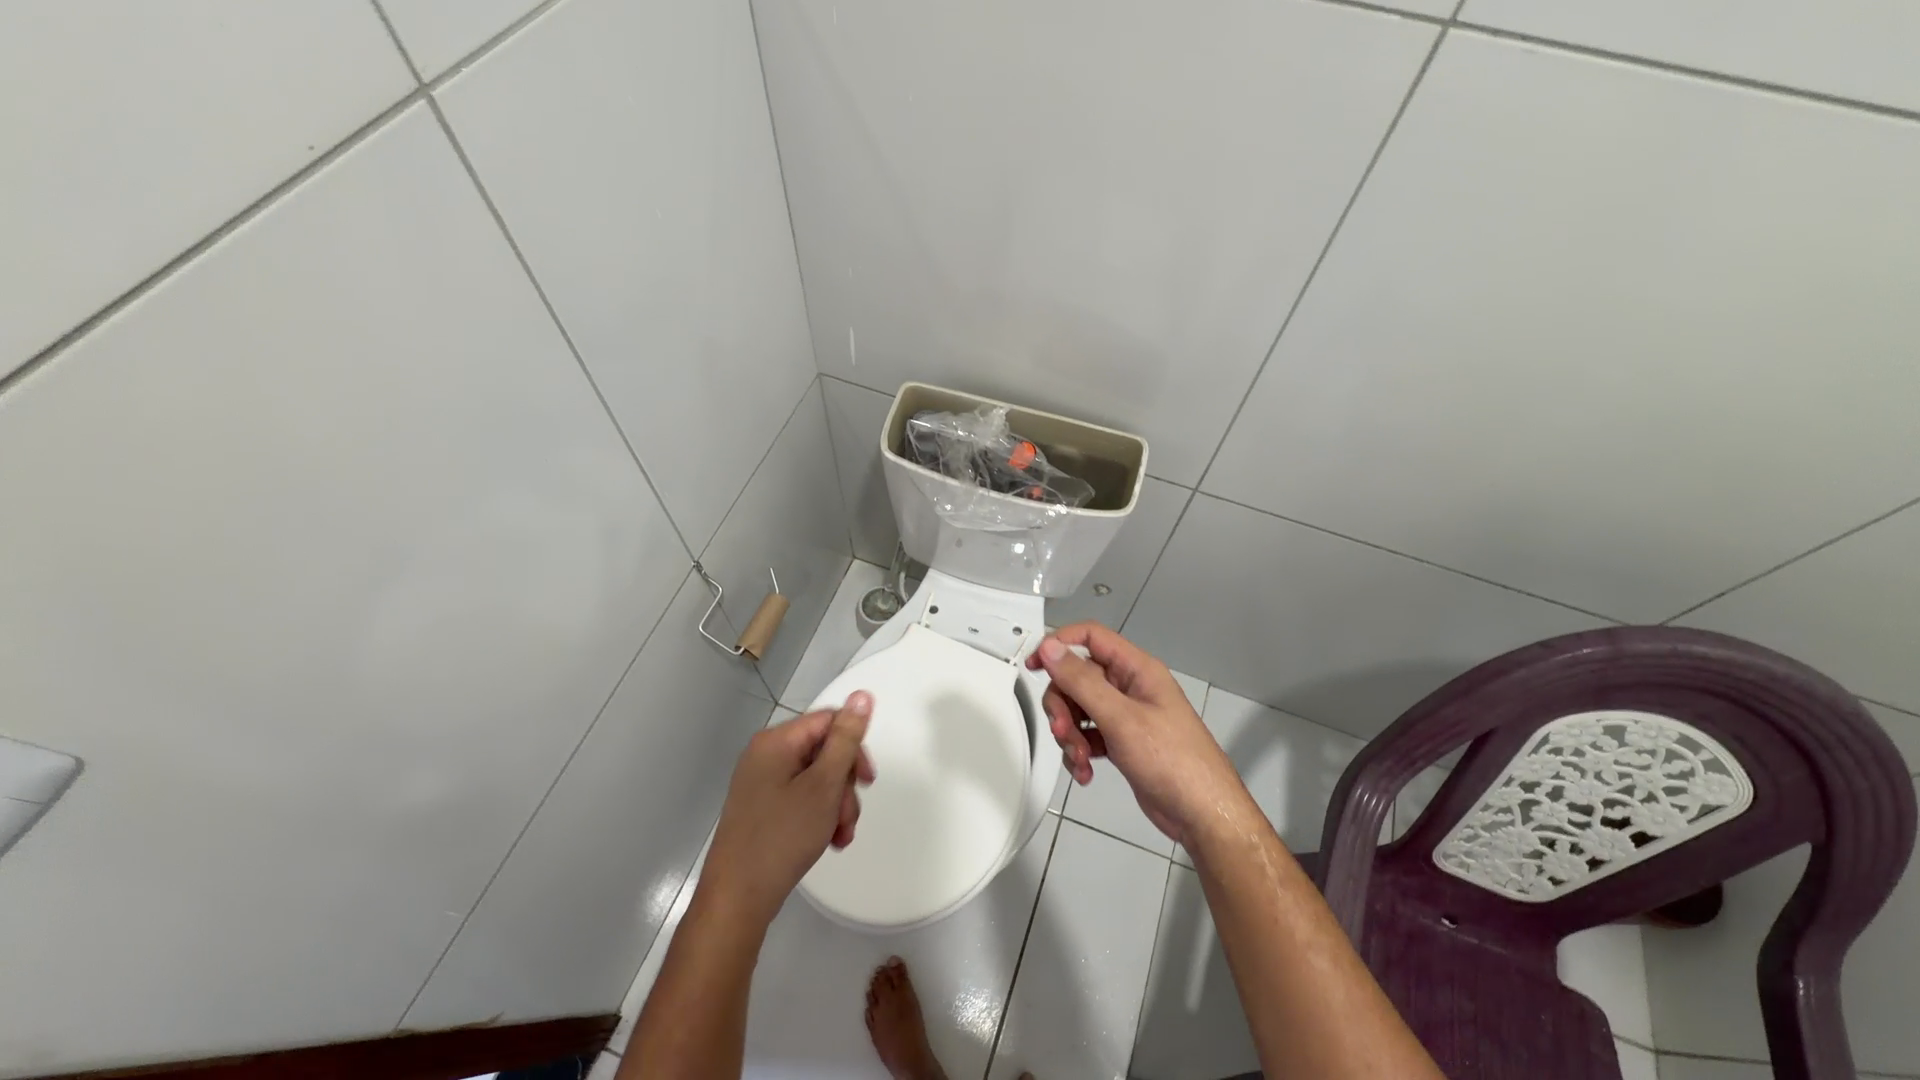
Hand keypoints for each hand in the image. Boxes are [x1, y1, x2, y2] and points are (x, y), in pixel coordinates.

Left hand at [696, 693, 875, 926]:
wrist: (738, 896)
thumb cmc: (783, 837)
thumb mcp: (823, 786)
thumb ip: (845, 740)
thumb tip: (862, 695)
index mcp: (776, 741)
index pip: (829, 721)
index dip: (853, 748)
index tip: (867, 781)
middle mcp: (765, 755)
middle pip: (824, 752)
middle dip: (844, 785)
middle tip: (847, 817)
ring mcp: (761, 783)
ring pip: (817, 779)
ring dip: (836, 805)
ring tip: (839, 835)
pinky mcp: (762, 808)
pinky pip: (802, 799)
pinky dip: (820, 816)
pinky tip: (828, 841)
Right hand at [1026, 624, 1255, 847]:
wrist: (1201, 813)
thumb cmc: (1171, 760)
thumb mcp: (1121, 718)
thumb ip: (1082, 682)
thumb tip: (1050, 648)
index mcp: (1136, 670)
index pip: (1091, 637)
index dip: (1059, 644)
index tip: (1034, 664)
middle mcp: (1130, 688)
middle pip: (1078, 678)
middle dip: (1063, 706)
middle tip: (1064, 732)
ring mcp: (1126, 716)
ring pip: (1079, 710)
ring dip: (1070, 735)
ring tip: (1080, 760)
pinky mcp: (1122, 742)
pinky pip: (1087, 736)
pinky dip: (1080, 752)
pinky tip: (1085, 772)